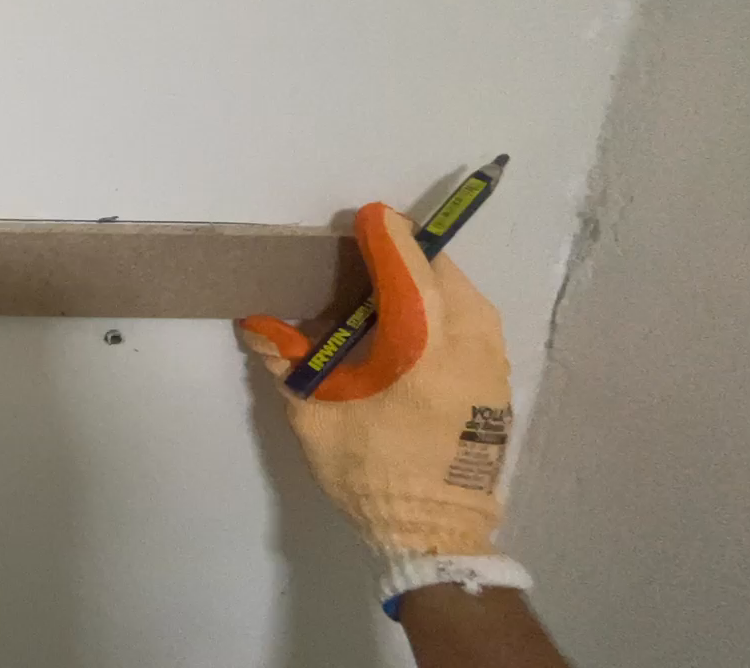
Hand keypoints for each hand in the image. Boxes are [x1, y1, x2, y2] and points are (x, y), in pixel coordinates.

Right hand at [239, 203, 526, 603]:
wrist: (431, 535)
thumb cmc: (367, 469)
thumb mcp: (312, 412)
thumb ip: (285, 360)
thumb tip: (254, 322)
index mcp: (424, 362)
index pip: (413, 283)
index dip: (392, 244)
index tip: (372, 214)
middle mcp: (469, 361)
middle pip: (453, 286)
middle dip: (418, 255)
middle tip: (378, 239)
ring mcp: (491, 377)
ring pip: (473, 306)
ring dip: (437, 280)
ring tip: (396, 272)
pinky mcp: (495, 392)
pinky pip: (478, 328)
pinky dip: (451, 305)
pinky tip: (419, 314)